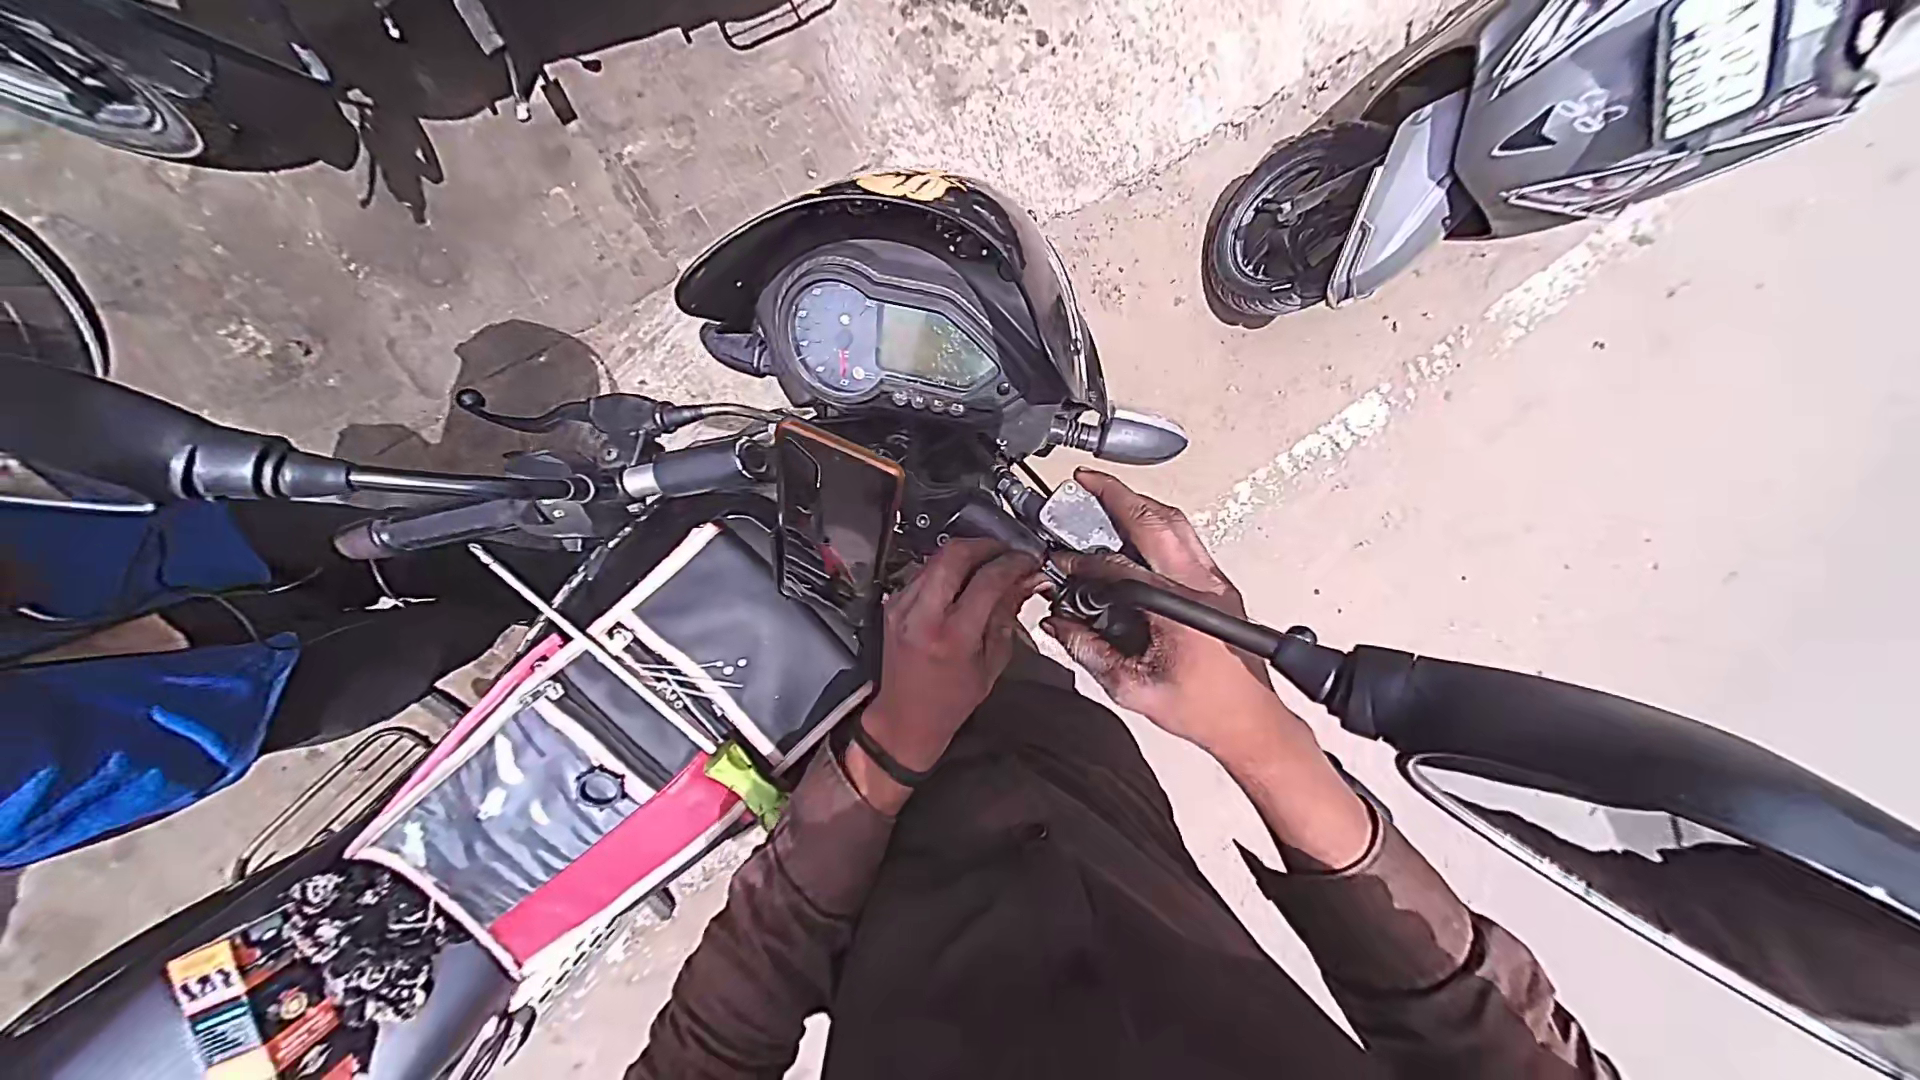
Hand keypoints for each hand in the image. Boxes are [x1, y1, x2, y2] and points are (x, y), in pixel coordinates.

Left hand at [848, 539, 1040, 811]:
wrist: (905, 718)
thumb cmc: (947, 702)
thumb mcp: (991, 663)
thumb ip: (1008, 615)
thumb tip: (1024, 581)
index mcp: (952, 636)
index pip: (988, 579)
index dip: (1015, 563)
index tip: (1028, 561)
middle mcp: (922, 616)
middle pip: (956, 553)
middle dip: (989, 546)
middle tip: (1009, 553)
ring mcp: (903, 607)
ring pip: (938, 556)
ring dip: (968, 554)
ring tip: (990, 564)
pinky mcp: (894, 604)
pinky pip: (925, 571)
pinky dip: (949, 568)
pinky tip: (964, 579)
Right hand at [1044, 471, 1371, 869]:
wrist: (1253, 722)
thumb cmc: (1205, 710)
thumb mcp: (1135, 689)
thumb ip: (1090, 653)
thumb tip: (1057, 626)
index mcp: (1183, 608)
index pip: (1122, 567)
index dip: (1084, 561)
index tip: (1060, 562)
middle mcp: (1204, 584)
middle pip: (1160, 520)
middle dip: (1119, 494)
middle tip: (1086, 481)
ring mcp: (1216, 580)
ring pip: (1178, 523)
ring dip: (1141, 503)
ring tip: (1107, 495)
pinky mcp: (1220, 585)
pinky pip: (1186, 538)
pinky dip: (1156, 522)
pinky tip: (1135, 528)